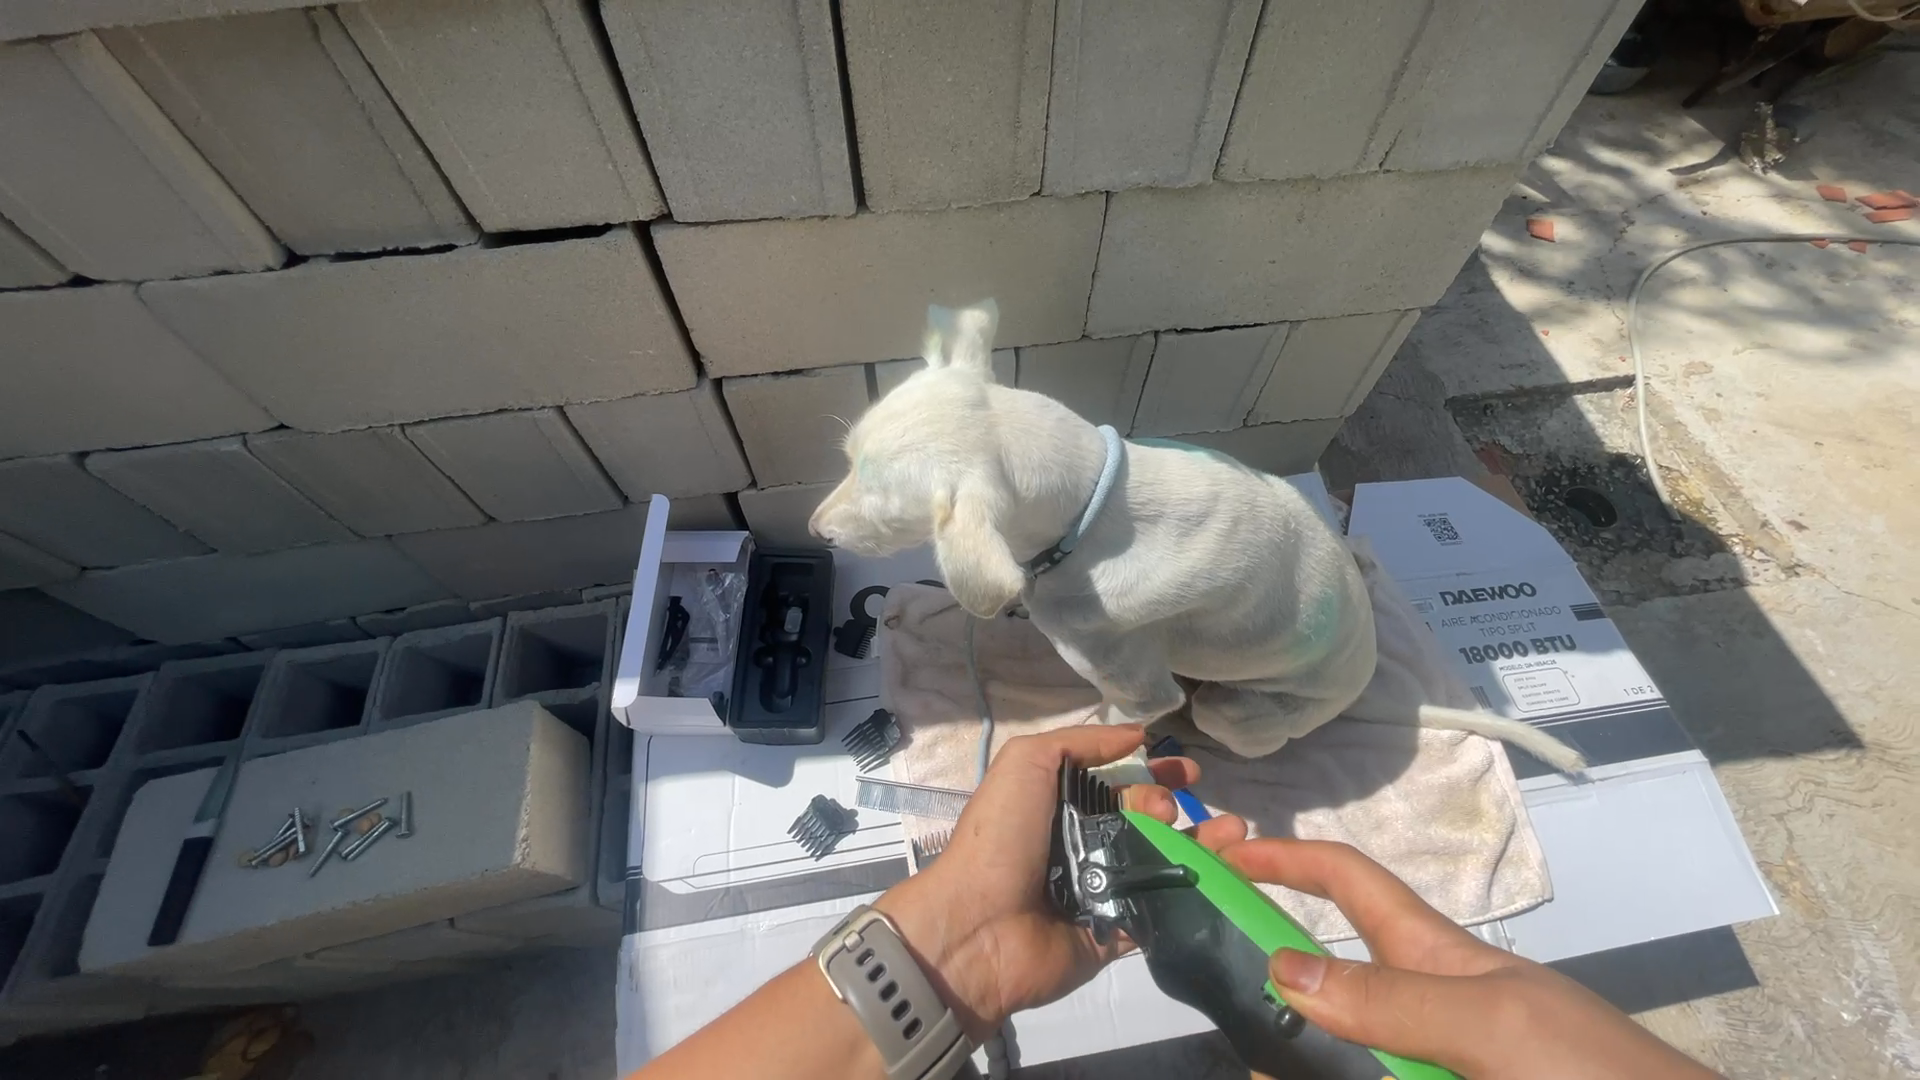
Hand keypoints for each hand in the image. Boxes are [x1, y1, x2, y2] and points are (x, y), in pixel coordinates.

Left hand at [873, 724, 1241, 1038]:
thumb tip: (1137, 733)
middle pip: (1144, 818)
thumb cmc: (1003, 834)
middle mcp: (1083, 841)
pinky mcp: (1117, 929)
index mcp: (1061, 803)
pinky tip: (1224, 876)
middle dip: (1170, 803)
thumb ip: (1080, 742)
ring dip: (1200, 844)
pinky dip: (1193, 891)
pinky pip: (1162, 908)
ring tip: (1230, 834)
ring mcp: (1102, 887)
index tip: (1187, 769)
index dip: (1153, 771)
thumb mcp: (1027, 761)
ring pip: (1161, 860)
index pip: (1117, 781)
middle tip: (1174, 807)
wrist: (980, 924)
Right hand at [1212, 838, 1723, 1079]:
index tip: (1220, 855)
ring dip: (1298, 1053)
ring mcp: (1430, 1055)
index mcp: (1429, 953)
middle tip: (1226, 1010)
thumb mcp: (1494, 1029)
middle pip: (1325, 975)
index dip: (1282, 854)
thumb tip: (1279, 966)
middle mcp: (1421, 1001)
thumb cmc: (1596, 1076)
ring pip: (1343, 1043)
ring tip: (1260, 1066)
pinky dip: (1327, 1073)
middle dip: (1270, 978)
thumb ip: (1391, 999)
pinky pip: (1371, 1072)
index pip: (1343, 877)